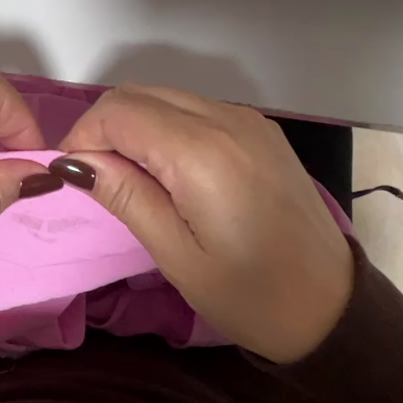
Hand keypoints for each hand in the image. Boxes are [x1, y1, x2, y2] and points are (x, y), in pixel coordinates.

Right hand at [52, 85, 351, 363]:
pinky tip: (168, 176)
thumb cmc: (249, 296)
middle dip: (106, 129)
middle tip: (96, 183)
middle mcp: (228, 120)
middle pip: (142, 94)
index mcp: (203, 152)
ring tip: (130, 183)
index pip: (119, 111)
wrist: (329, 307)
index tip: (73, 180)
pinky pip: (199, 113)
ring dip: (137, 129)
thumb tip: (75, 162)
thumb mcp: (177, 255)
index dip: (83, 138)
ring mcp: (250, 122)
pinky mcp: (263, 134)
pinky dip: (169, 132)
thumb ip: (127, 197)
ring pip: (170, 99)